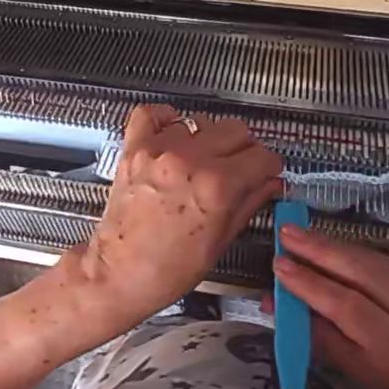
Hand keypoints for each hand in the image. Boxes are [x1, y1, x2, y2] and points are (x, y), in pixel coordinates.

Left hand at [68, 105, 283, 335]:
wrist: (119, 274)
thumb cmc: (164, 269)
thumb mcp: (221, 241)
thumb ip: (249, 203)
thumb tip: (268, 184)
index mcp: (216, 187)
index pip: (261, 156)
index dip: (269, 167)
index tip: (266, 171)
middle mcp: (189, 162)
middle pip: (236, 130)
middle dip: (245, 150)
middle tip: (241, 168)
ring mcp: (160, 152)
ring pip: (201, 121)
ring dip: (209, 138)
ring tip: (205, 159)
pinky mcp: (135, 151)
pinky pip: (152, 114)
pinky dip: (166, 119)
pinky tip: (174, 135)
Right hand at [272, 226, 388, 388]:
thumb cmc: (381, 372)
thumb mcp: (343, 361)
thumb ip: (310, 327)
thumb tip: (272, 298)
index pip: (348, 306)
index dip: (312, 283)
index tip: (280, 265)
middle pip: (362, 273)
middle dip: (319, 251)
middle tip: (286, 234)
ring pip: (368, 259)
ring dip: (329, 245)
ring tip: (297, 234)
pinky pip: (377, 258)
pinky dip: (346, 251)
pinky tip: (322, 243)